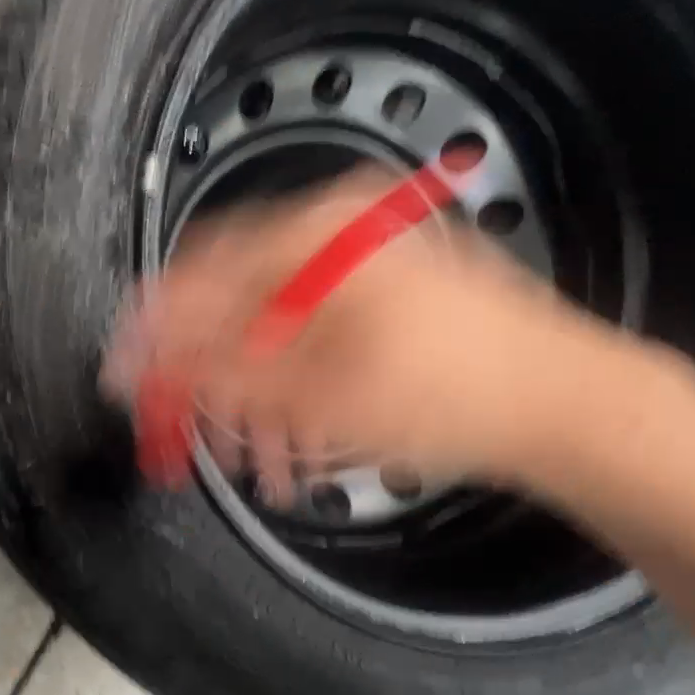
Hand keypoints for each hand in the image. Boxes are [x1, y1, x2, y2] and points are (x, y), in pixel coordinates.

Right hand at [104, 173, 675, 498]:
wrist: (567, 407)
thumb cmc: (452, 392)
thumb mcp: (311, 390)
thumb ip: (212, 370)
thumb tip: (139, 358)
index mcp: (313, 234)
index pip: (194, 273)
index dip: (152, 332)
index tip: (127, 377)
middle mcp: (333, 234)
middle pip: (231, 308)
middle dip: (211, 383)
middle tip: (194, 433)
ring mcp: (361, 263)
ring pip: (270, 333)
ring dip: (254, 401)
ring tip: (258, 460)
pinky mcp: (382, 295)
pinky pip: (309, 341)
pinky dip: (293, 391)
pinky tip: (294, 442)